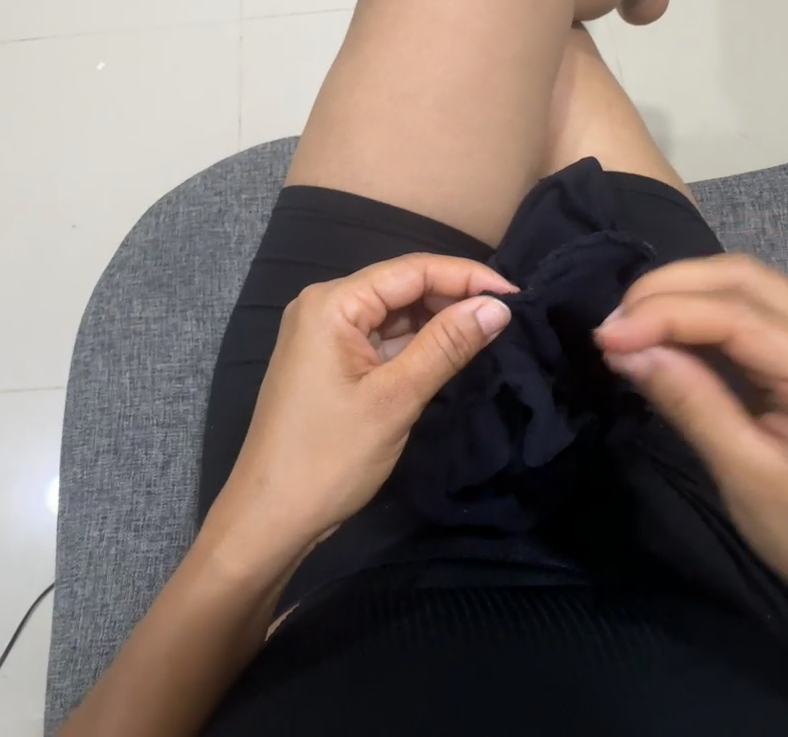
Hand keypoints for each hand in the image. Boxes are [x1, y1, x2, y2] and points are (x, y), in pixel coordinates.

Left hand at [207, 254, 515, 565]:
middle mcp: (325, 306)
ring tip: (489, 331)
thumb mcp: (395, 398)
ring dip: (437, 321)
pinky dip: (416, 344)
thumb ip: (446, 346)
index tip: (518, 293)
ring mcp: (325, 334)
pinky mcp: (330, 361)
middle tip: (508, 317)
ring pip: (393, 313)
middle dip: (454, 297)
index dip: (467, 276)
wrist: (270, 516)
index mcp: (332, 303)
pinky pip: (380, 338)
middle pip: (401, 286)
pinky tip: (451, 350)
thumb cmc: (329, 457)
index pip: (410, 270)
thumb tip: (498, 307)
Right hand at [595, 255, 787, 615]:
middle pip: (744, 280)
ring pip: (742, 282)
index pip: (741, 317)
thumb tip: (625, 348)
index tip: (605, 337)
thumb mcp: (749, 480)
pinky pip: (747, 304)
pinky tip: (660, 331)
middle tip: (611, 329)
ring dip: (677, 294)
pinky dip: (695, 310)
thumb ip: (691, 404)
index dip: (665, 314)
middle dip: (667, 291)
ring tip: (627, 329)